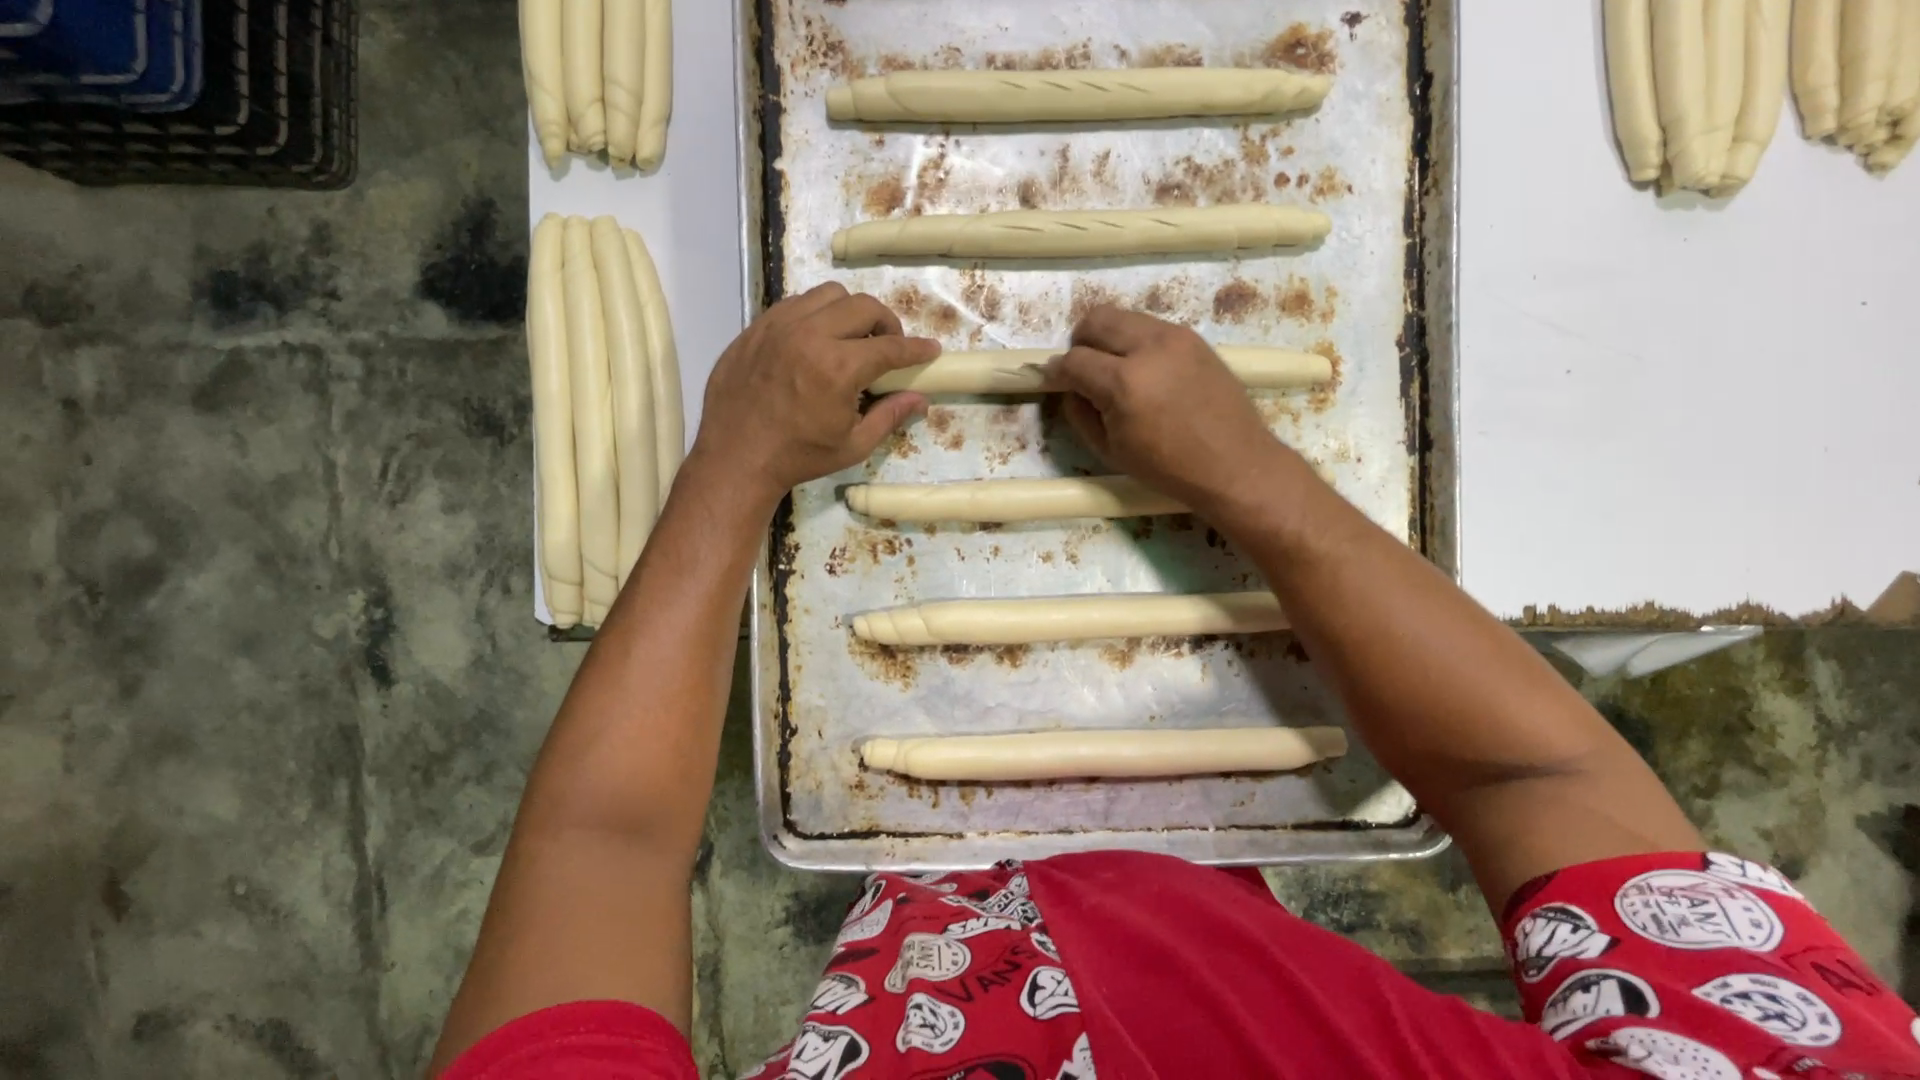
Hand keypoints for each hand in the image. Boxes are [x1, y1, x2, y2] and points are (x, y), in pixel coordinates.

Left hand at [690, 283, 938, 504]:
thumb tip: (920, 400)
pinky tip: (816, 339)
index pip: (890, 347)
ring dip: (849, 312)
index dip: (915, 349)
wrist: (735, 456)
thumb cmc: (798, 457)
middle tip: (888, 345)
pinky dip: (815, 314)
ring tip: (851, 337)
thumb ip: (889, 415)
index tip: (930, 350)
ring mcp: (779, 327)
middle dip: (885, 323)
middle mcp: (810, 336)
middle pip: (863, 306)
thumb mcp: (852, 444)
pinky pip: (795, 303)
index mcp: (838, 368)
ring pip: (828, 295)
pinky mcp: (756, 328)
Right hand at [1049, 305, 1291, 514]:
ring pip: (1123, 317)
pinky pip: (1150, 326)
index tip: (1051, 381)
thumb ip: (1081, 413)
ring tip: (1113, 369)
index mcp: (1124, 383)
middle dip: (1079, 343)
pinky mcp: (1193, 337)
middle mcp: (1148, 348)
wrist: (1234, 464)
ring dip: (1108, 338)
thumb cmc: (1168, 468)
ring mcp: (1175, 337)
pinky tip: (1143, 371)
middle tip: (1082, 370)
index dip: (1056, 372)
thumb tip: (1070, 388)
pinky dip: (1135, 341)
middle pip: (1095, 320)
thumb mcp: (1110, 450)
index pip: (1073, 360)